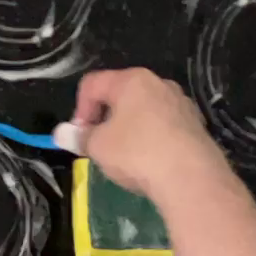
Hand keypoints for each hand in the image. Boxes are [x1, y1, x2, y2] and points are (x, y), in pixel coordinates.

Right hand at [73, 68, 222, 195]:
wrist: (188, 175)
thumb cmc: (136, 152)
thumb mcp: (97, 147)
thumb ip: (79, 137)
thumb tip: (61, 134)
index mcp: (131, 81)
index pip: (93, 84)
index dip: (78, 110)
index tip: (80, 137)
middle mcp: (158, 83)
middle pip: (119, 95)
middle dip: (103, 120)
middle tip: (98, 147)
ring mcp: (179, 102)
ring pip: (142, 111)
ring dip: (126, 130)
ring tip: (124, 157)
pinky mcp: (193, 123)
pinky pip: (161, 126)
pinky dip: (148, 139)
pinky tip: (148, 161)